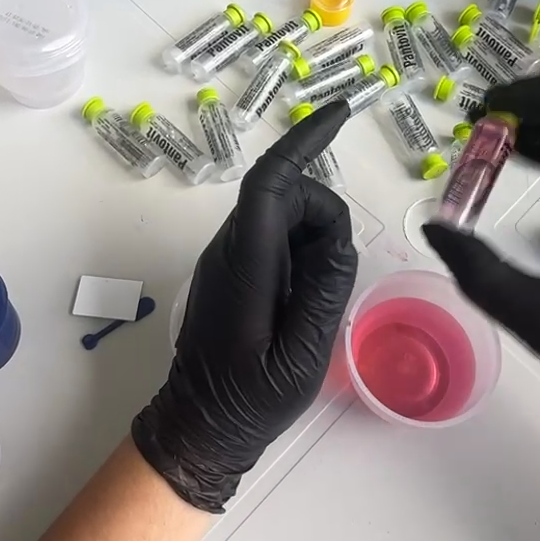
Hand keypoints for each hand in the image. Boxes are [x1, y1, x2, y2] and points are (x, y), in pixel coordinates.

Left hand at [132, 101, 358, 511]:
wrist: (199, 425)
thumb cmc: (250, 399)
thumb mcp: (303, 355)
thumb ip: (324, 291)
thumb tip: (338, 238)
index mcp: (247, 264)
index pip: (272, 183)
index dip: (303, 142)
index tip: (340, 115)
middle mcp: (231, 247)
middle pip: (284, 193)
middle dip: (322, 214)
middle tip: (332, 277)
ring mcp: (228, 255)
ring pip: (281, 212)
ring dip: (313, 236)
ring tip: (315, 299)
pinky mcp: (232, 267)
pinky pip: (274, 234)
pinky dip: (301, 248)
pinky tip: (305, 292)